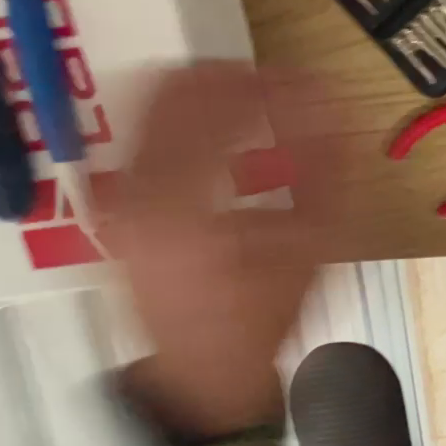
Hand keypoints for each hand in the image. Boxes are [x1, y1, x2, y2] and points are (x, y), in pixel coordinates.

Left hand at [106, 64, 329, 434]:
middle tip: (279, 81)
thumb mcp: (310, 249)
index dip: (268, 81)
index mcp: (183, 203)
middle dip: (232, 74)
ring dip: (206, 89)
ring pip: (147, 98)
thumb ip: (323, 171)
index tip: (308, 82)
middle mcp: (132, 187)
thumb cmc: (262, 317)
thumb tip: (332, 106)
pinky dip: (185, 114)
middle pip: (168, 85)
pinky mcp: (113, 198)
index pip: (216, 103)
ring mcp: (114, 191)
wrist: (200, 371)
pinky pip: (141, 128)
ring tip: (255, 98)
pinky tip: (223, 130)